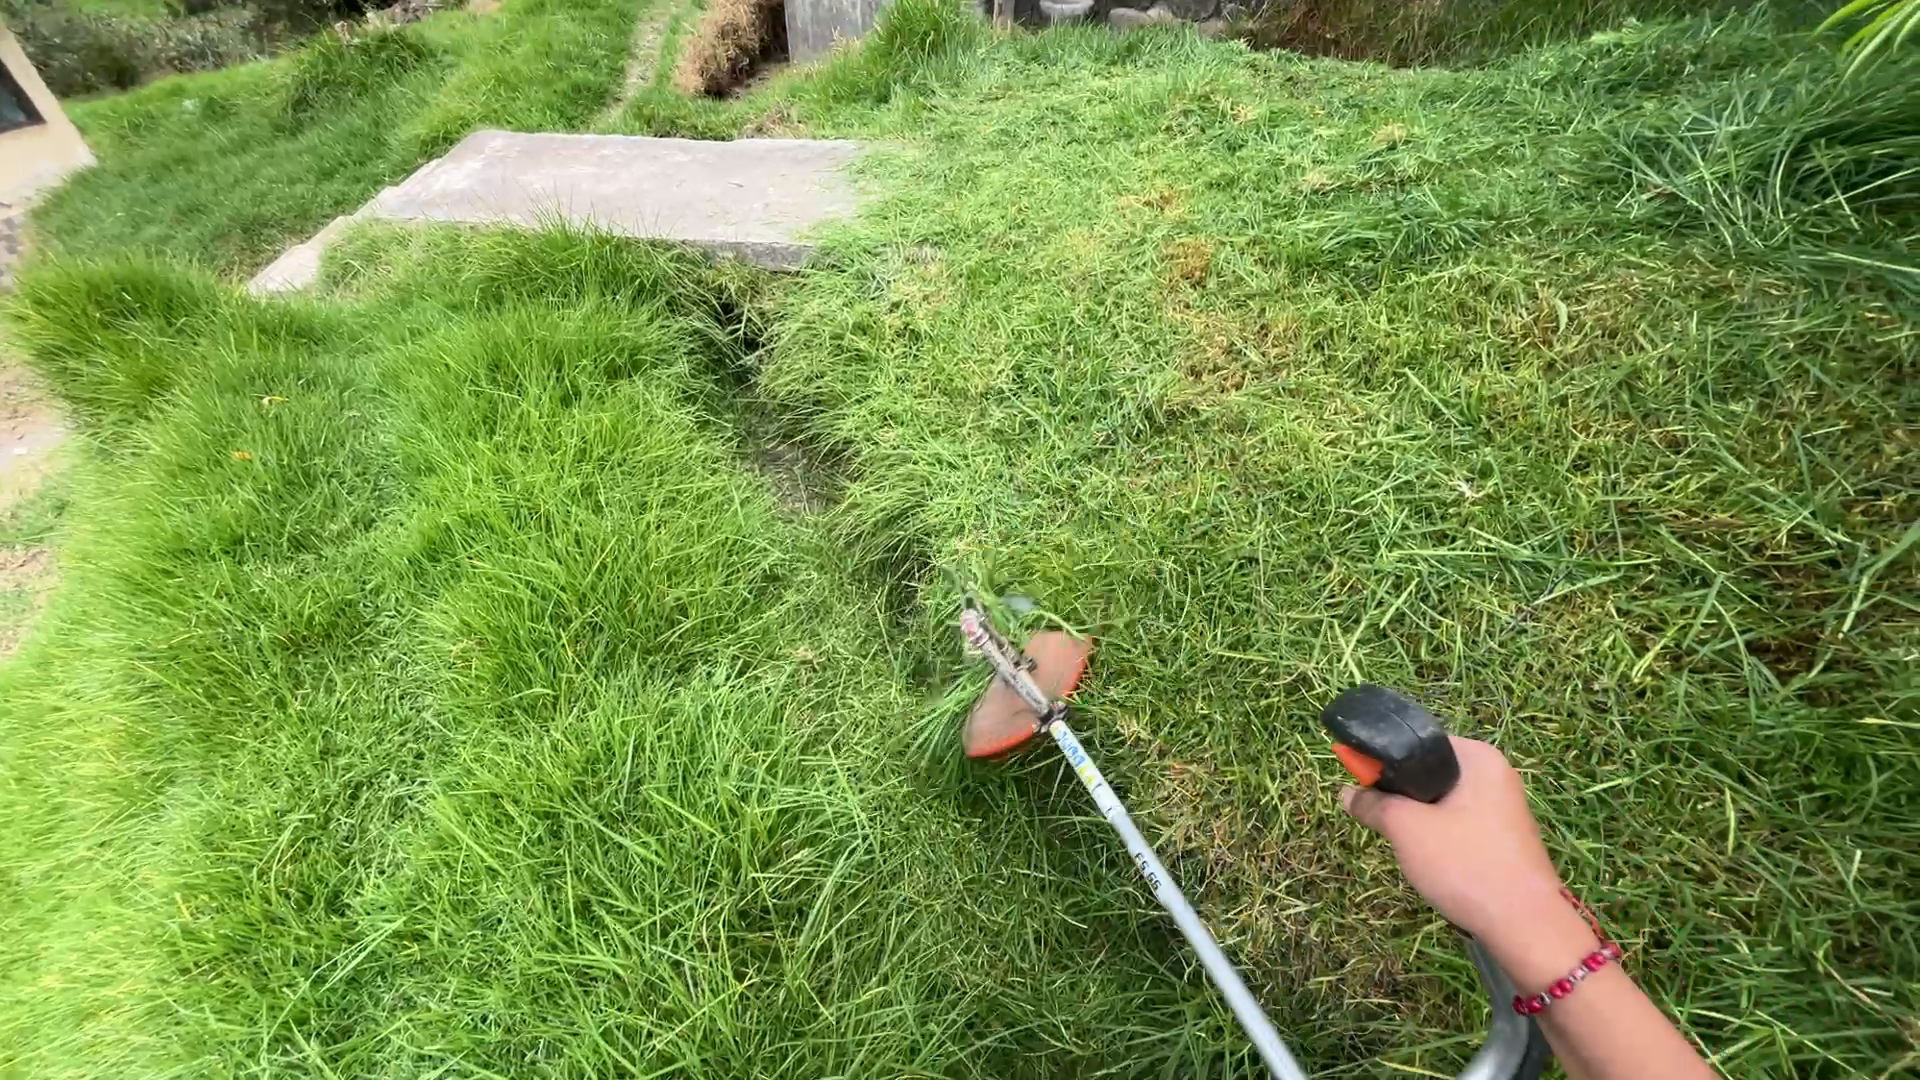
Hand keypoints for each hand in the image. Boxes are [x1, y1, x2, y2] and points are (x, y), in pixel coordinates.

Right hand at [1340, 736, 1565, 943]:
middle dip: (1400, 795)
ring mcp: (1500, 808)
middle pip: (1425, 773)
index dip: (1384, 762)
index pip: (1416, 744)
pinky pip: (1454, 822)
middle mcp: (1493, 775)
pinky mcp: (1501, 837)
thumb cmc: (1466, 863)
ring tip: (1409, 842)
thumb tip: (1346, 794)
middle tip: (1386, 818)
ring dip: (1415, 818)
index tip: (1364, 785)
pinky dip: (1435, 835)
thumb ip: (1370, 802)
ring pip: (1437, 801)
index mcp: (1478, 758)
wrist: (1527, 930)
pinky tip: (1430, 858)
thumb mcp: (1404, 827)